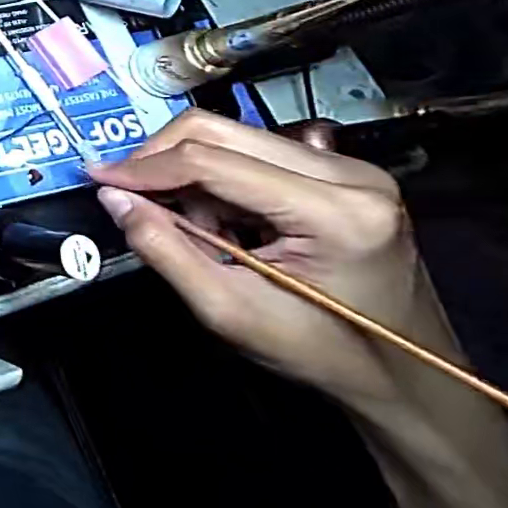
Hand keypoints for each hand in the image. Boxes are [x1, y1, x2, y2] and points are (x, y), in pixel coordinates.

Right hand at [90, 110, 448, 402]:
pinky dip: (216, 180)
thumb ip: (164, 250)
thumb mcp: (230, 312)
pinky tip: (223, 222)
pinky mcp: (338, 169)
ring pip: (229, 136)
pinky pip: (250, 151)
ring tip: (194, 228)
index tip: (99, 178)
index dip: (145, 167)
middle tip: (132, 197)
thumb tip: (114, 198)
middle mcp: (347, 171)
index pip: (211, 160)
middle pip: (218, 130)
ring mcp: (346, 165)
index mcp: (335, 210)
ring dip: (189, 174)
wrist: (407, 377)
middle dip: (160, 160)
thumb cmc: (324, 352)